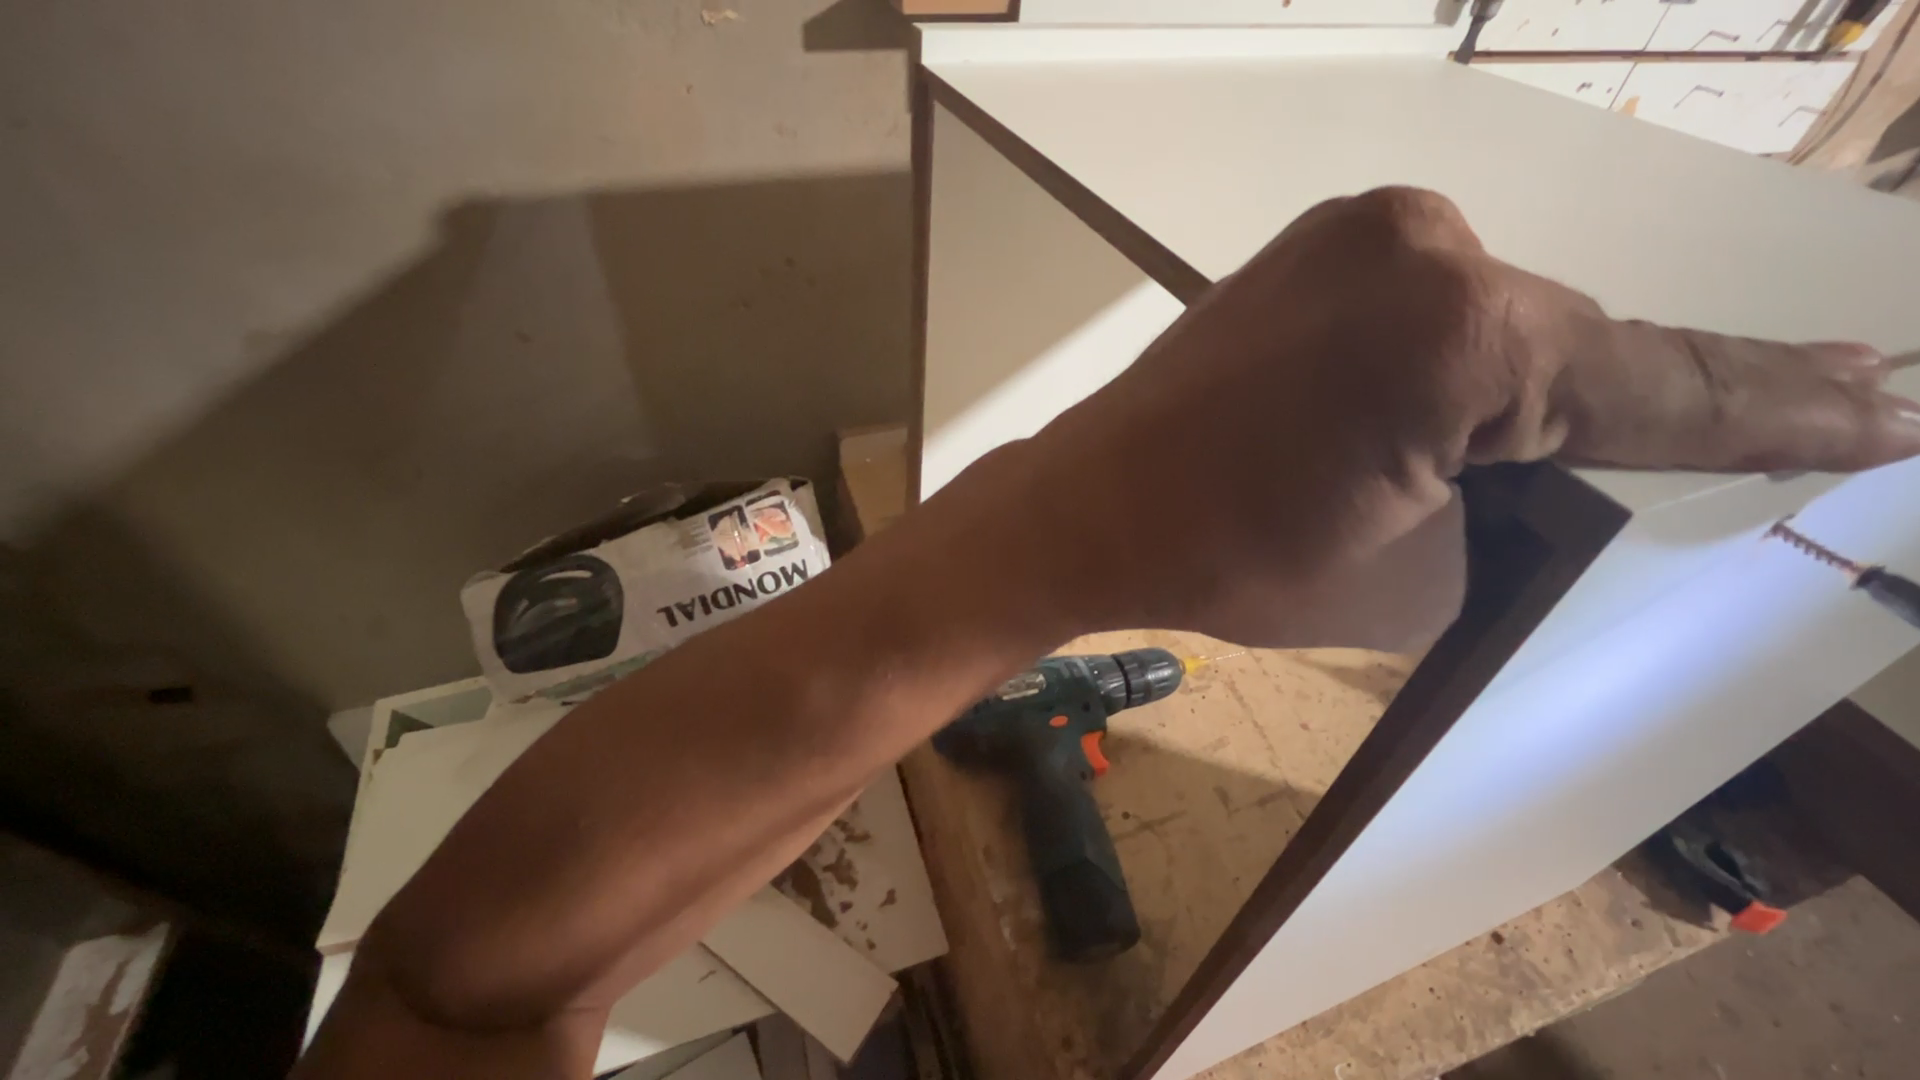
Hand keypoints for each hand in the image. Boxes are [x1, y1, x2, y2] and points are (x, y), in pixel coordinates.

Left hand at [1003, 187, 1919, 650]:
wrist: (1089, 512)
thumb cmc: (1232, 560)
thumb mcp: (1416, 571)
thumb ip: (1510, 511)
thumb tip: (1540, 473)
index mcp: (1462, 336)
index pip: (1651, 388)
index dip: (1772, 411)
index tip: (1885, 407)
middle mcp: (1421, 247)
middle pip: (1563, 347)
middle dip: (1625, 404)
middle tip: (1783, 409)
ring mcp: (1355, 236)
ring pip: (1487, 321)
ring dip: (1526, 379)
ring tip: (1578, 430)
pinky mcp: (1308, 250)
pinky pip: (1415, 303)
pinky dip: (1446, 351)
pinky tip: (1460, 388)